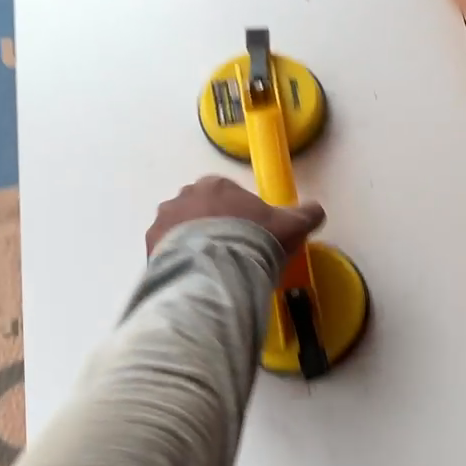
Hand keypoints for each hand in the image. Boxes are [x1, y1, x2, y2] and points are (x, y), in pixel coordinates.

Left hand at [146, 175, 325, 256]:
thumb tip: (315, 210)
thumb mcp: (291, 226)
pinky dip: (180, 264)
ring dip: (193, 245)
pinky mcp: (150, 249)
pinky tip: (197, 280)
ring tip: (213, 271)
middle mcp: (185, 197)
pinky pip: (167, 255)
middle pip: (201, 210)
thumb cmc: (254, 240)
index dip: (241, 215)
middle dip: (213, 228)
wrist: (216, 271)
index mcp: (217, 185)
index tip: (251, 235)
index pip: (228, 194)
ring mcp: (163, 222)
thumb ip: (306, 214)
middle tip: (232, 254)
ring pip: (181, 232)